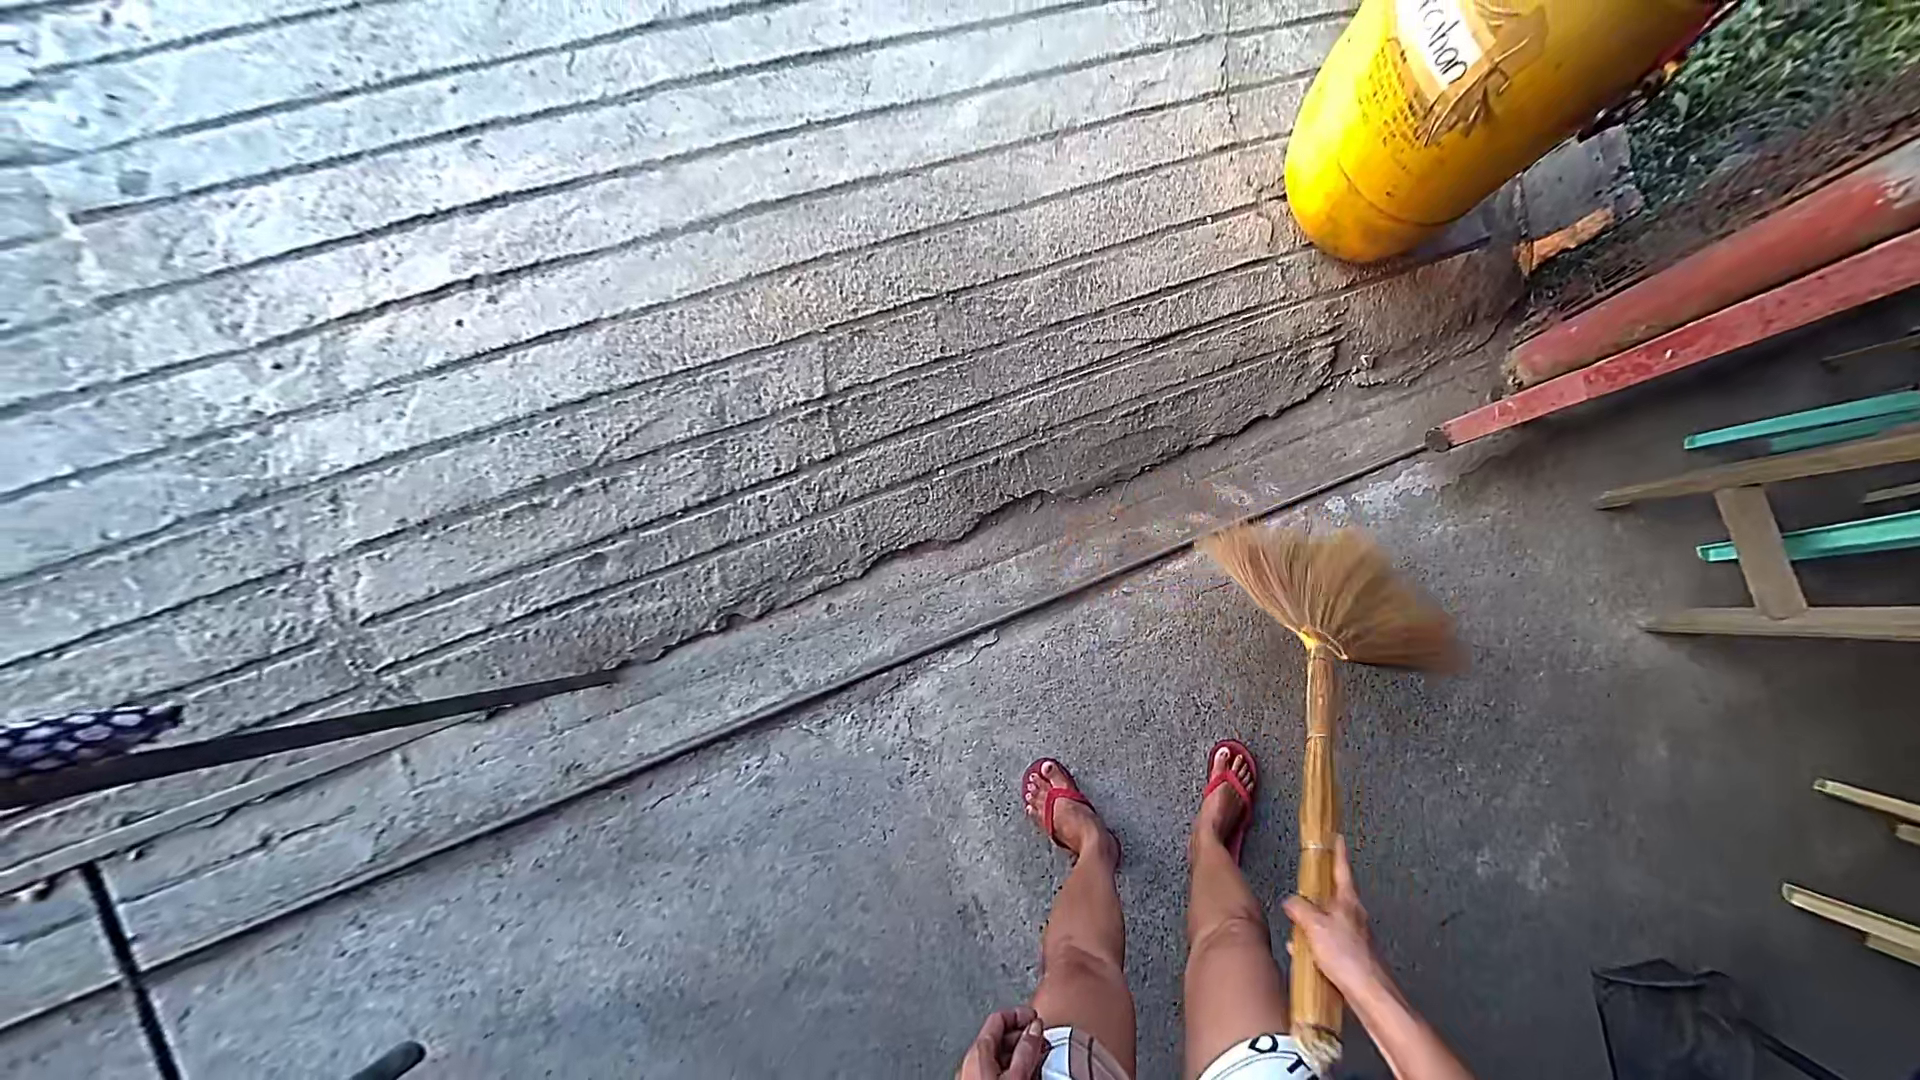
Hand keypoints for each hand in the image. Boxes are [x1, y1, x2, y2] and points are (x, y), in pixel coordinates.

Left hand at [957, 1006, 1049, 1079]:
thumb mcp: (1016, 1075)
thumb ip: (1026, 1049)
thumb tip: (1035, 1028)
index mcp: (977, 1051)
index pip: (999, 1018)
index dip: (1019, 1015)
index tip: (1036, 1019)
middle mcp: (971, 1061)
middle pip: (999, 1036)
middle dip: (1022, 1035)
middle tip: (1040, 1040)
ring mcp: (972, 1077)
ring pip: (998, 1055)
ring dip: (1018, 1054)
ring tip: (1036, 1060)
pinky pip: (995, 1071)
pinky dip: (1011, 1068)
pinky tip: (1024, 1075)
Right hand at [1282, 836, 1387, 993]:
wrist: (1372, 996)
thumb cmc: (1349, 958)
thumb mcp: (1314, 924)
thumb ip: (1298, 907)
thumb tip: (1291, 901)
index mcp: (1348, 902)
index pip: (1342, 869)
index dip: (1338, 852)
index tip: (1337, 837)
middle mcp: (1354, 916)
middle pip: (1333, 895)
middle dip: (1317, 893)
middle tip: (1303, 889)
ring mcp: (1355, 937)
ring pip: (1329, 920)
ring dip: (1312, 923)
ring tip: (1297, 929)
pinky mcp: (1353, 957)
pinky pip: (1328, 942)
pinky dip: (1315, 945)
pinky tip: (1304, 954)